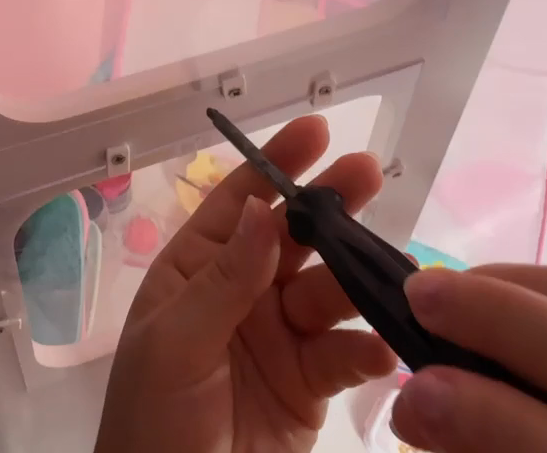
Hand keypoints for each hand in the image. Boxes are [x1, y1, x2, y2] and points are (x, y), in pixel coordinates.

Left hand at [95, 114, 396, 452]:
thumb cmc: (152, 419)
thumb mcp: (175, 343)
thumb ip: (224, 281)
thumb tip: (259, 210)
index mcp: (199, 268)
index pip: (240, 202)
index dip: (276, 163)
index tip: (317, 128)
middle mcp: (243, 291)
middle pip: (294, 236)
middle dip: (330, 204)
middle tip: (369, 172)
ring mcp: (281, 336)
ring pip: (328, 291)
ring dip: (358, 279)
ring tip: (395, 272)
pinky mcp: (312, 385)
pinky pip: (344, 356)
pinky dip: (365, 349)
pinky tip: (384, 346)